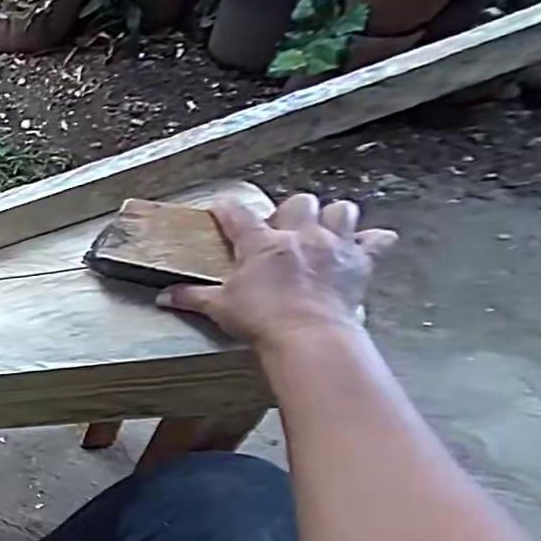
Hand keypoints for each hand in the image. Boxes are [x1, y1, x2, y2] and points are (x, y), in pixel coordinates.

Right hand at [157, 193, 395, 346]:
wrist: (307, 336)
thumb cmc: (262, 320)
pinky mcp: (358, 262)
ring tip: (324, 232)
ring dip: (333, 218)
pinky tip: (368, 245)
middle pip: (299, 203)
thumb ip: (192, 298)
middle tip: (284, 232)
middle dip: (292, 212)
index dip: (226, 209)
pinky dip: (373, 242)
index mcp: (261, 243)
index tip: (221, 209)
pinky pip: (377, 241)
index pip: (238, 214)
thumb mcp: (220, 308)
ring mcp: (332, 245)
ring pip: (341, 210)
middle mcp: (299, 235)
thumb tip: (164, 297)